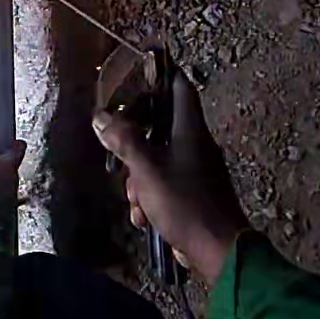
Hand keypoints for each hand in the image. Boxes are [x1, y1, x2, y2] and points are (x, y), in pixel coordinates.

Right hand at [93, 74, 250, 281]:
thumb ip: (124, 141)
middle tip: (118, 155)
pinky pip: (162, 183)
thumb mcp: (147, 170)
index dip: (162, 73)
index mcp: (190, 131)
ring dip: (138, 178)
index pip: (179, 88)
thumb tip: (101, 116)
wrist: (218, 252)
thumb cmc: (185, 204)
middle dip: (133, 142)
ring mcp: (195, 170)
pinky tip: (144, 215)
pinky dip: (149, 196)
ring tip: (136, 200)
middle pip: (158, 126)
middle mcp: (195, 145)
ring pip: (155, 159)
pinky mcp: (192, 193)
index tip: (141, 66)